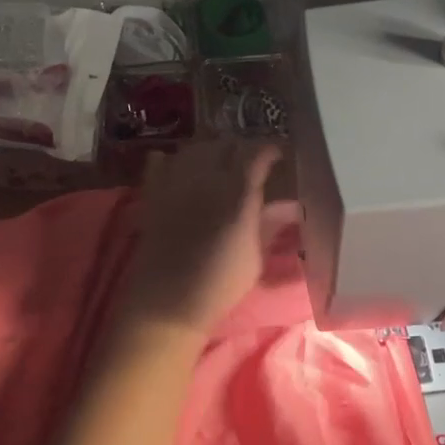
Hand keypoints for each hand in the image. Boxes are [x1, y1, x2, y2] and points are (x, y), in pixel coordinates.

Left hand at [122, 141, 280, 333]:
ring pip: (195, 147)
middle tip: (250, 163)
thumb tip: (292, 206)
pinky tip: (180, 169)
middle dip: (241, 148)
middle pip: (226, 144)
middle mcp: (207, 177)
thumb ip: (270, 225)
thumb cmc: (219, 284)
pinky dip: (173, 159)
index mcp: (239, 193)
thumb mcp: (255, 258)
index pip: (257, 153)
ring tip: (217, 165)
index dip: (270, 150)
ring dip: (210, 150)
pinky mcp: (152, 192)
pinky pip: (160, 160)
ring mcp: (176, 181)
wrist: (168, 300)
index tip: (279, 156)